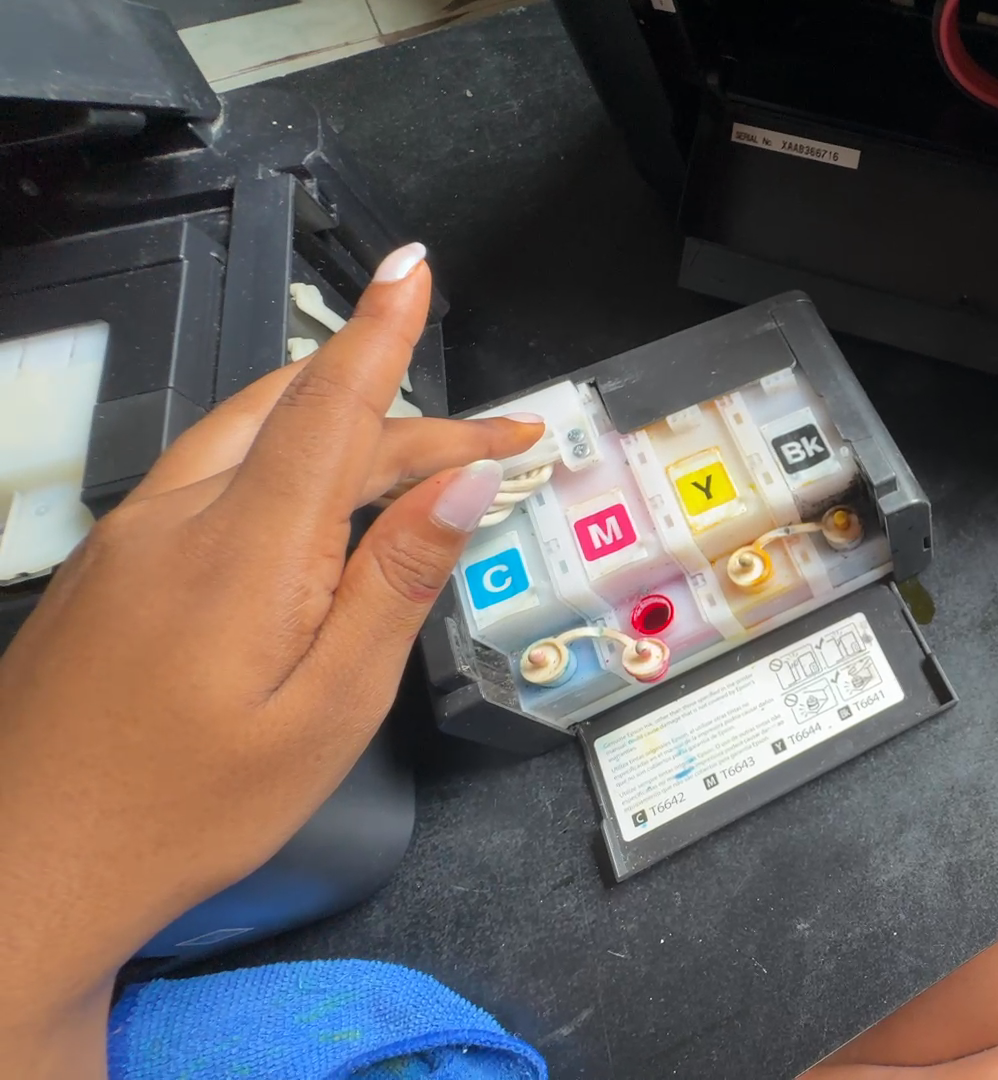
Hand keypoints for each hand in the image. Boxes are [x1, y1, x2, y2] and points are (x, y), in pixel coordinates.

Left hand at [0, 244, 540, 1074]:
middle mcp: (184, 518)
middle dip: (422, 419)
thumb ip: (399, 581)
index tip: (412, 267)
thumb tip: (467, 484)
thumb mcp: (336, 699)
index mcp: (247, 549)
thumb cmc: (204, 796)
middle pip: (314, 421)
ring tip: (441, 455)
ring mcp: (142, 536)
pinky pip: (233, 476)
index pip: (331, 410)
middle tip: (511, 441)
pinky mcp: (127, 563)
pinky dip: (311, 461)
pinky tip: (345, 498)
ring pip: (267, 439)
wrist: (24, 876)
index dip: (379, 333)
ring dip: (364, 430)